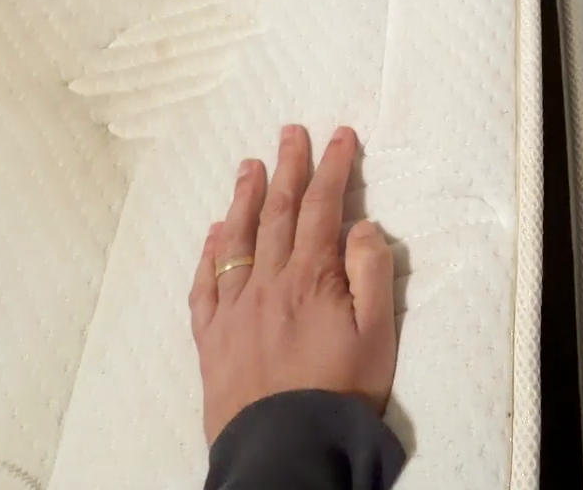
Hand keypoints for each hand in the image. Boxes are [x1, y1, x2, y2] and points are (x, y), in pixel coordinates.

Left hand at [189, 124, 397, 442]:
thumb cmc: (343, 388)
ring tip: (250, 164)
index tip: (341, 136)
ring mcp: (235, 309)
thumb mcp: (378, 330)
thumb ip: (371, 271)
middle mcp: (269, 282)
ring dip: (245, 197)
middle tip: (292, 132)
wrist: (287, 451)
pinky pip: (205, 285)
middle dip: (288, 168)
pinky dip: (210, 252)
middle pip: (278, 212)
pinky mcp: (212, 338)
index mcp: (312, 277)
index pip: (322, 207)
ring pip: (238, 240)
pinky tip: (215, 231)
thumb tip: (361, 225)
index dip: (332, 167)